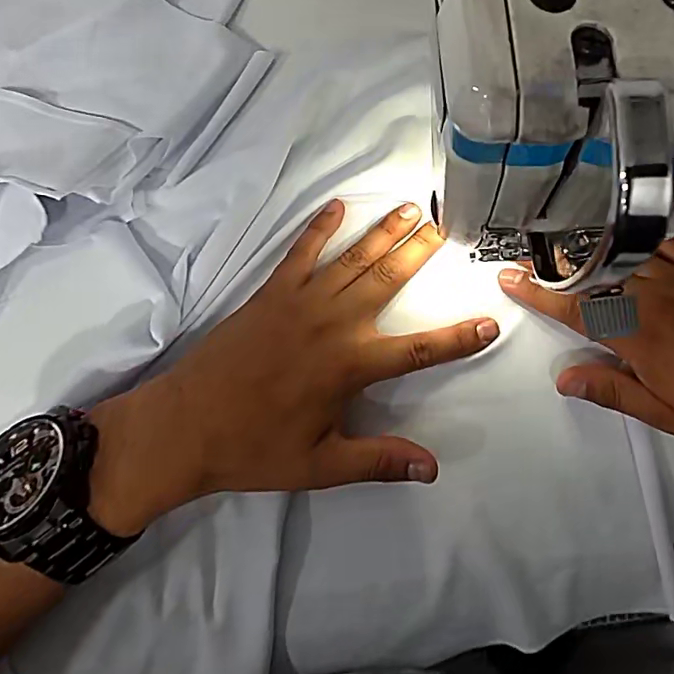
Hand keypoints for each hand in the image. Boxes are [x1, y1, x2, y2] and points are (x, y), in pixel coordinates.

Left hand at [87, 201, 497, 533]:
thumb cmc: (254, 448)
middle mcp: (332, 324)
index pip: (418, 350)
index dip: (457, 338)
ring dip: (383, 232)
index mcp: (349, 366)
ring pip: (352, 259)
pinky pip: (300, 252)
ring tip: (409, 209)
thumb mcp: (320, 465)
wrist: (183, 426)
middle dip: (419, 253)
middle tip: (445, 228)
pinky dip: (319, 227)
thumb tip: (432, 468)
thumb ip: (378, 461)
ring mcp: (300, 302)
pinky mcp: (270, 292)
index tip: (490, 321)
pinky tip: (337, 205)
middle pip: (387, 281)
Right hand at [499, 238, 673, 469]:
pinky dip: (644, 247)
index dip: (538, 292)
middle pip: (595, 275)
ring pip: (625, 258)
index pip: (575, 307)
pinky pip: (666, 247)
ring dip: (597, 260)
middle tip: (541, 273)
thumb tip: (570, 379)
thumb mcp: (667, 413)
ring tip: (582, 267)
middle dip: (561, 274)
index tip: (513, 279)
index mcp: (640, 335)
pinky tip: (639, 257)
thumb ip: (613, 390)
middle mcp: (656, 299)